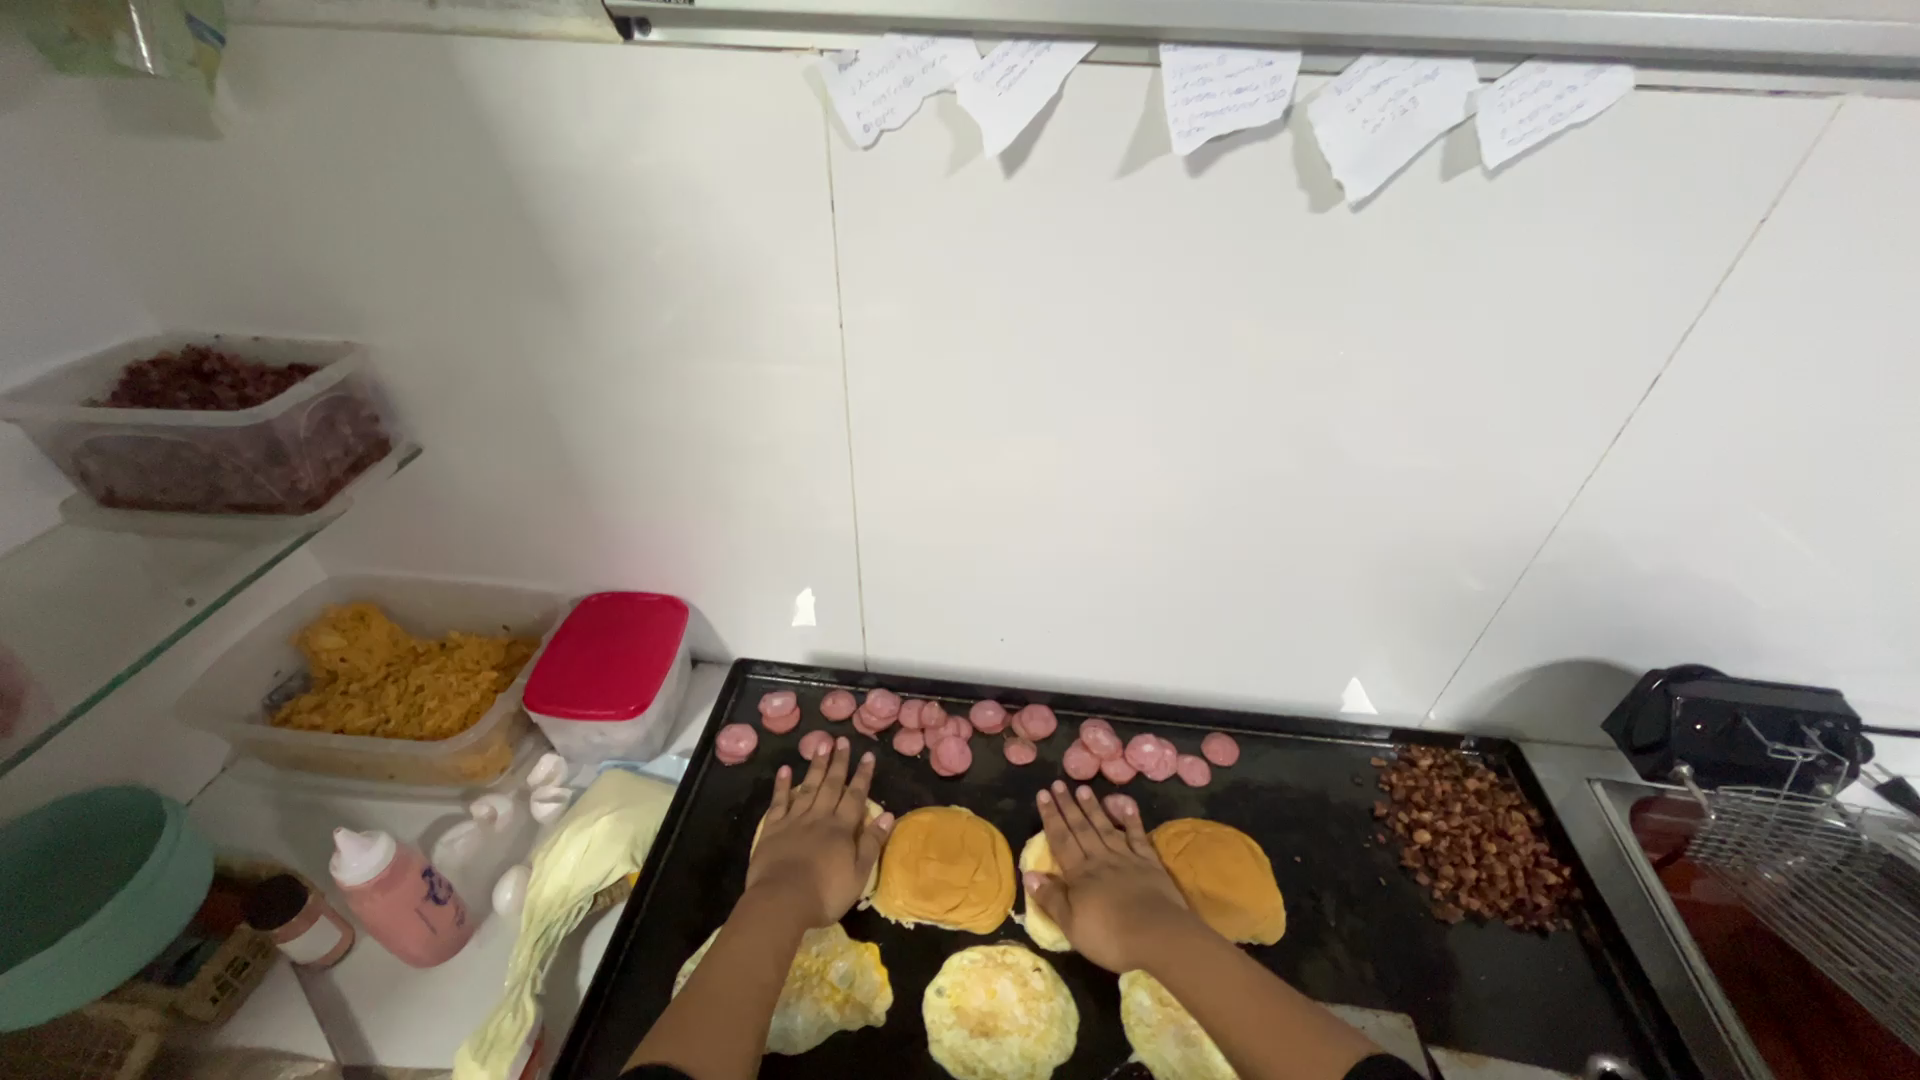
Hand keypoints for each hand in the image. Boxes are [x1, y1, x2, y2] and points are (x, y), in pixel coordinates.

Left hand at [744, 736, 893, 928]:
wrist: (782, 901)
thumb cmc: (825, 894)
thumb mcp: (858, 874)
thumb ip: (872, 843)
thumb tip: (888, 815)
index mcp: (841, 829)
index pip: (856, 796)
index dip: (863, 775)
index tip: (868, 755)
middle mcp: (819, 818)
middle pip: (832, 785)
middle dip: (839, 762)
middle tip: (842, 740)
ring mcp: (794, 821)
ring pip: (808, 787)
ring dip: (816, 766)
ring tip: (820, 745)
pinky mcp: (773, 829)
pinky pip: (779, 802)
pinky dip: (782, 786)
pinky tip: (784, 770)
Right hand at [1027, 780, 1198, 972]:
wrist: (1158, 936)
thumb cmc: (1110, 936)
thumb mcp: (1071, 926)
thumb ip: (1051, 898)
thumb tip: (1028, 874)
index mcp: (1080, 874)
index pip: (1060, 840)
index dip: (1050, 816)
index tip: (1043, 794)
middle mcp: (1100, 859)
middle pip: (1081, 828)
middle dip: (1068, 805)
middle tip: (1058, 783)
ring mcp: (1126, 858)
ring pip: (1105, 827)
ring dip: (1093, 807)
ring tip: (1083, 788)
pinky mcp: (1149, 863)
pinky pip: (1138, 836)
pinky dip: (1131, 820)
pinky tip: (1126, 804)